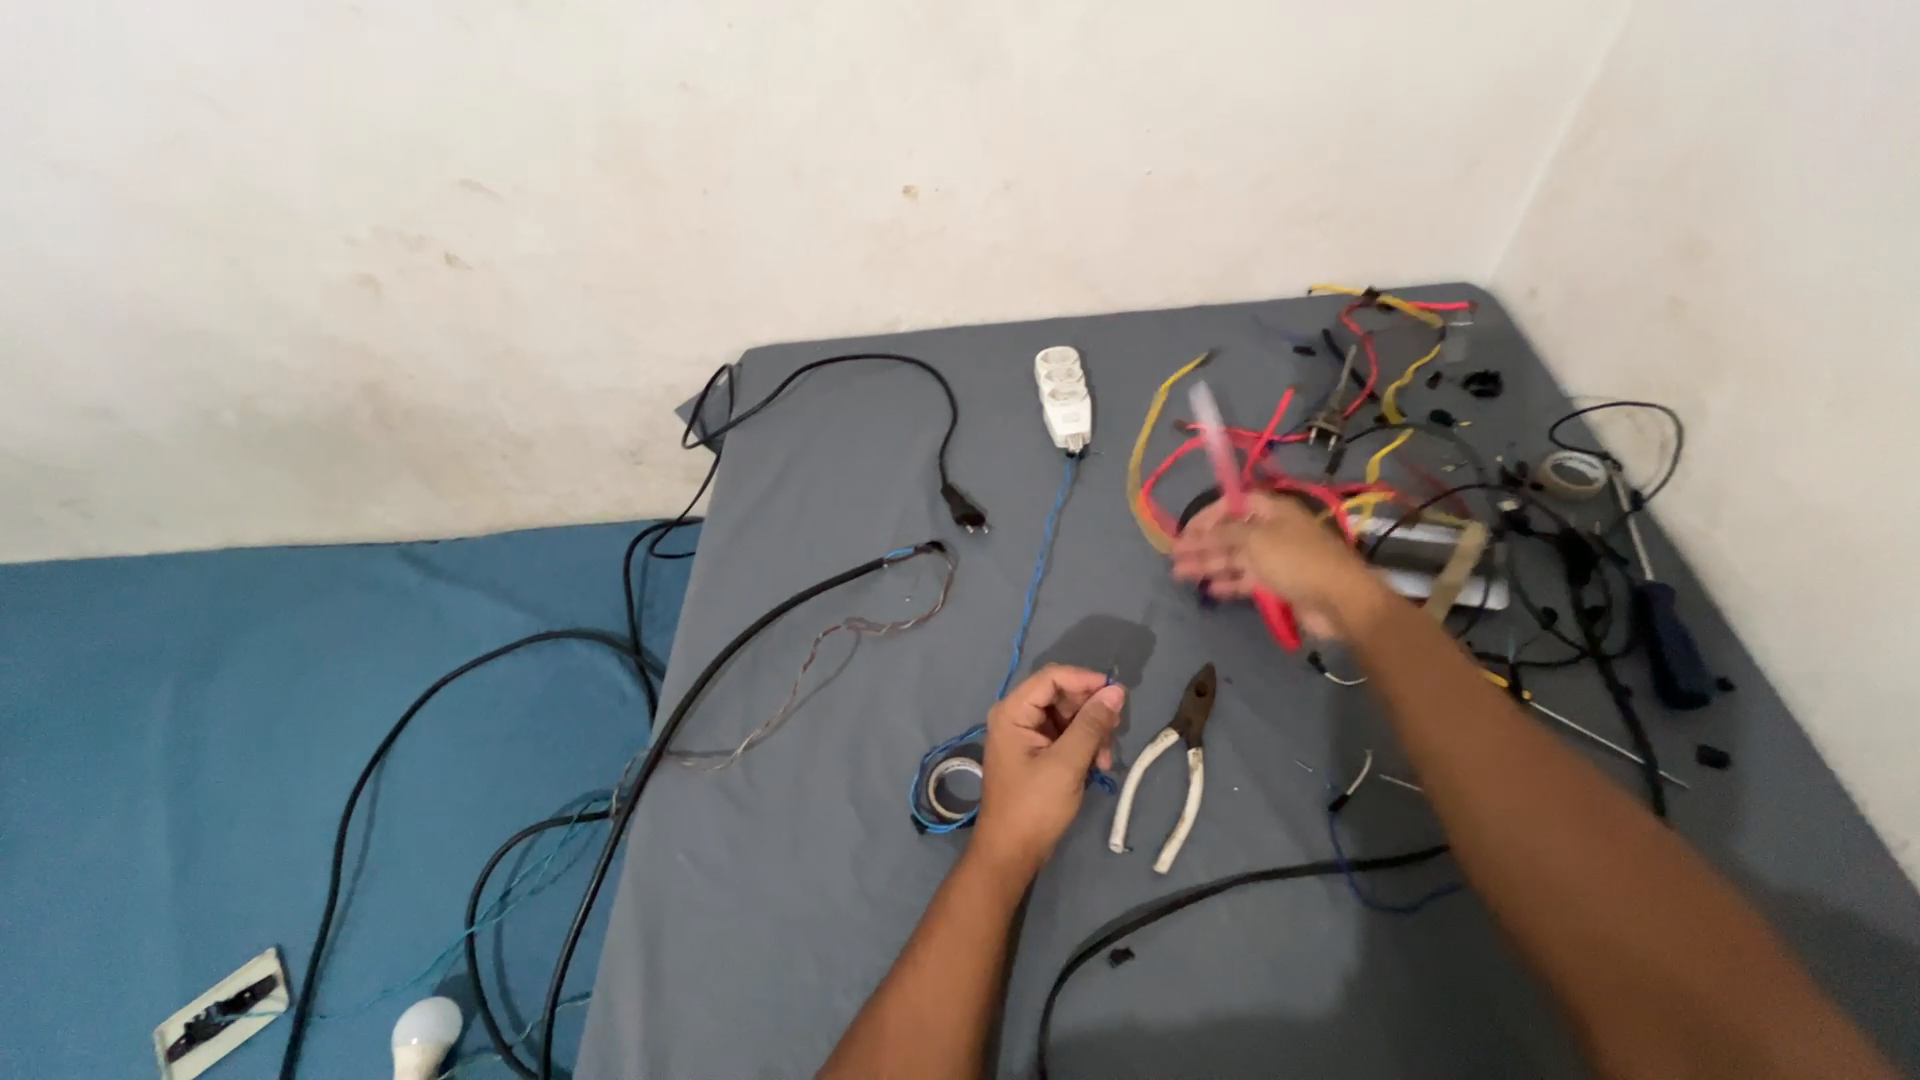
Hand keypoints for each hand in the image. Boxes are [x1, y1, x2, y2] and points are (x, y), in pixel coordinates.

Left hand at [973, 666, 1123, 877]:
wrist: (1011, 852)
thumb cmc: (1034, 806)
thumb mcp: (1067, 763)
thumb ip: (1092, 724)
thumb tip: (1116, 691)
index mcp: (1013, 711)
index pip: (1053, 676)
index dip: (1086, 680)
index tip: (1118, 696)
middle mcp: (1016, 715)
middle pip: (1062, 693)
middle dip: (1090, 711)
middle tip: (1113, 734)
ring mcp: (1026, 734)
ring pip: (1068, 714)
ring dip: (1091, 731)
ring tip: (1104, 759)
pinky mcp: (1036, 751)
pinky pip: (1065, 734)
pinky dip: (1084, 745)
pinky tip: (1098, 765)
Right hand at [1169, 492, 1385, 638]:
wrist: (1338, 599)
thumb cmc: (1296, 560)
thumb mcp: (1256, 538)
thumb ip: (1224, 532)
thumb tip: (1202, 531)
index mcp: (1272, 511)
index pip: (1234, 504)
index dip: (1208, 515)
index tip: (1186, 531)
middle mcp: (1272, 531)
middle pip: (1230, 533)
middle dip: (1201, 543)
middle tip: (1174, 556)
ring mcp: (1275, 559)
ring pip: (1234, 558)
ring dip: (1207, 564)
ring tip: (1180, 574)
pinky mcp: (1277, 585)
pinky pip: (1245, 580)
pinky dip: (1227, 582)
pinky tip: (1208, 588)